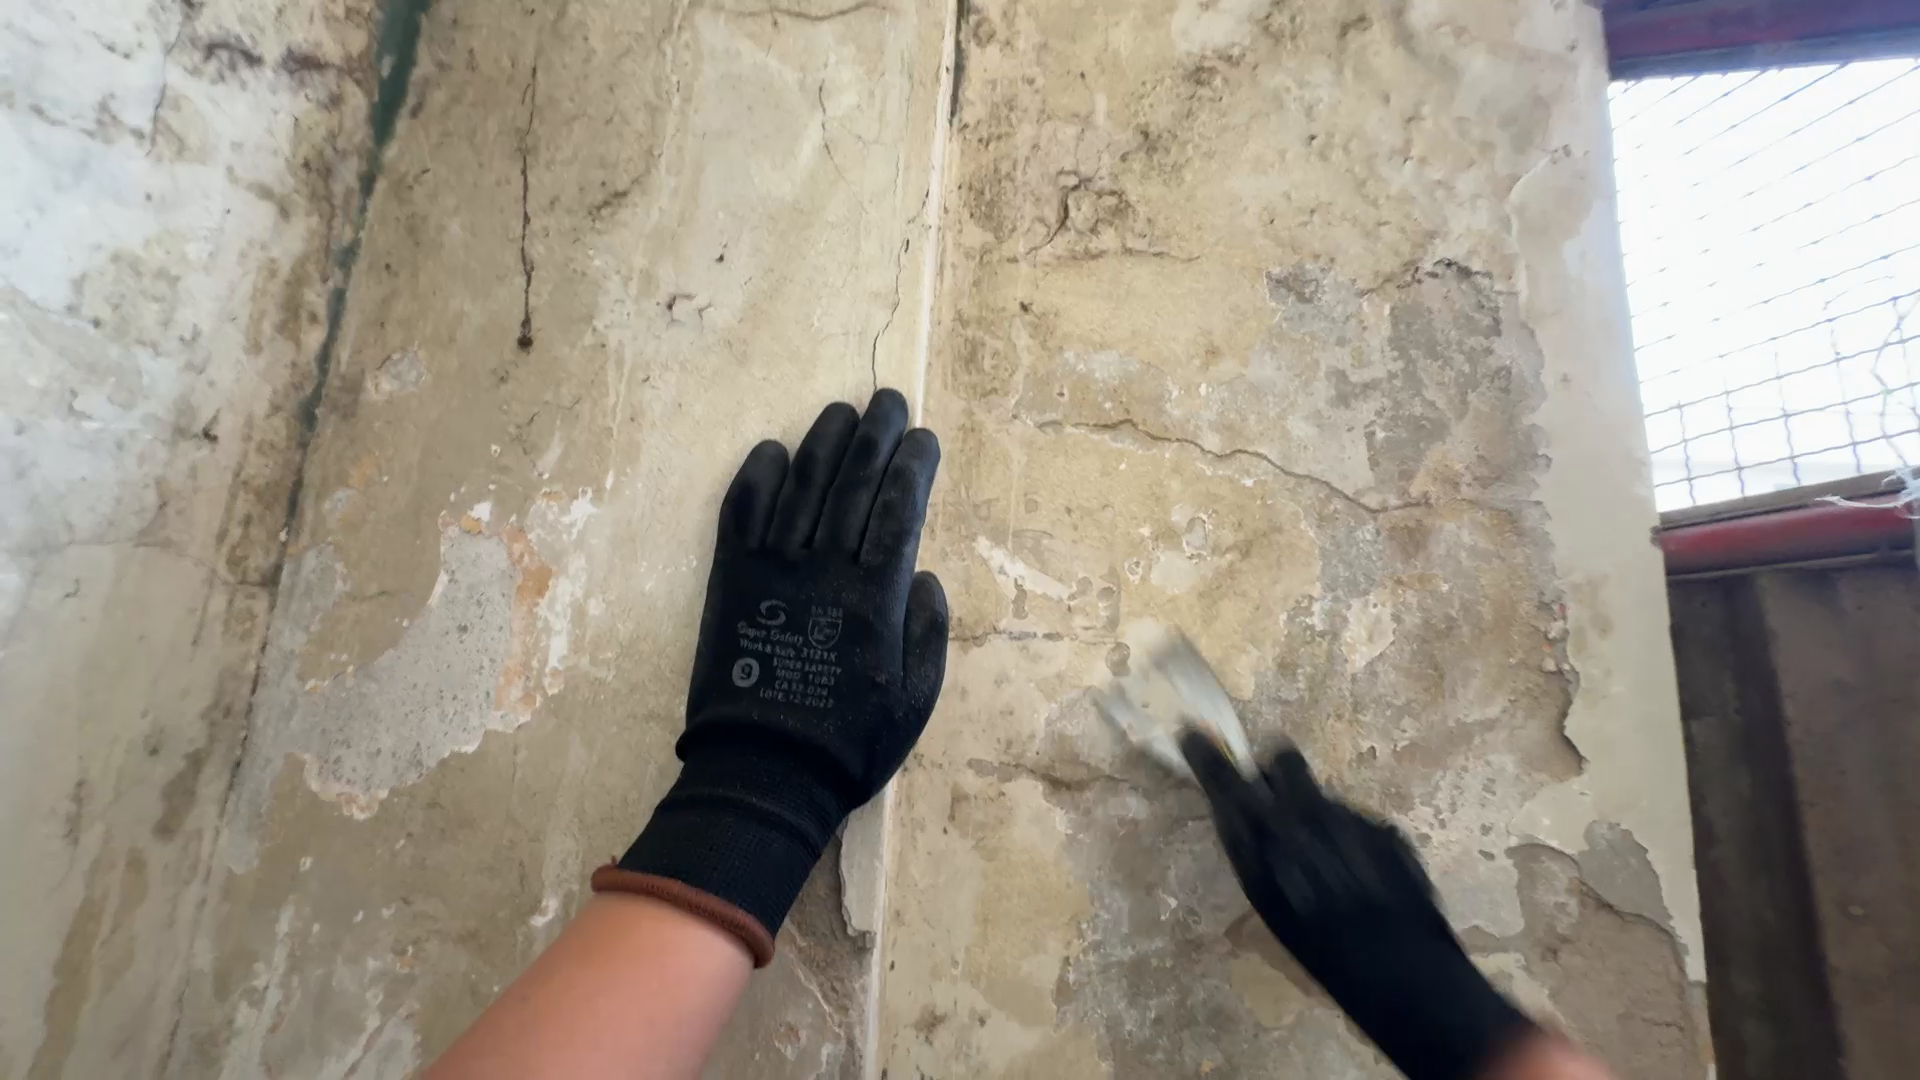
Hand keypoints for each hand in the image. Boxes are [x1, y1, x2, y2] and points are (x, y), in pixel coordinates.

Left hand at [594, 390, 948, 965]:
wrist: (762, 775)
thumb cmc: (849, 743)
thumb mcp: (918, 700)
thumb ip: (928, 631)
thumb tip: (921, 572)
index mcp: (874, 600)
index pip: (897, 513)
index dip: (911, 469)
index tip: (922, 438)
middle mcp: (823, 572)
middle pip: (851, 488)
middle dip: (873, 438)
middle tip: (887, 400)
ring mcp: (772, 573)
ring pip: (800, 492)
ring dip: (821, 445)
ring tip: (840, 410)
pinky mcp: (730, 583)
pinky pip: (740, 520)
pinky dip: (754, 481)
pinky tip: (771, 450)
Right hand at [1182, 732, 1536, 1079]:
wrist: (1400, 973)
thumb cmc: (1313, 945)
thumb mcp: (1262, 895)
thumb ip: (1246, 842)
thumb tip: (1233, 807)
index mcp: (1264, 828)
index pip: (1222, 774)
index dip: (1204, 753)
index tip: (1191, 736)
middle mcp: (1304, 808)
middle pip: (1283, 759)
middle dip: (1276, 772)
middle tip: (1276, 800)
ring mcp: (1350, 814)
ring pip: (1322, 797)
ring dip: (1317, 817)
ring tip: (1328, 866)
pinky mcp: (1386, 828)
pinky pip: (1357, 824)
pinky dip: (1351, 841)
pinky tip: (1360, 878)